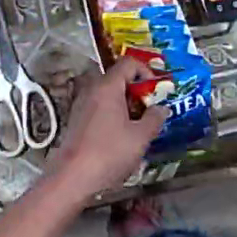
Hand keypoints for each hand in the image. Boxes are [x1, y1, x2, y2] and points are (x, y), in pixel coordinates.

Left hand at [45, 57, 165, 202]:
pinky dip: (114, 111)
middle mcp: (92, 87)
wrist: (74, 173)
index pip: (128, 63)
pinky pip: (100, 104)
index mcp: (107, 86)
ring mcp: (82, 101)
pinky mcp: (78, 115)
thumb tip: (162, 107)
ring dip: (127, 102)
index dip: (146, 71)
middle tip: (153, 109)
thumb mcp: (140, 137)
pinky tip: (123, 133)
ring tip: (141, 124)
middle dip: (138, 90)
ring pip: (109, 92)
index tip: (158, 91)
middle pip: (118, 77)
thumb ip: (154, 118)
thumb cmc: (110, 152)